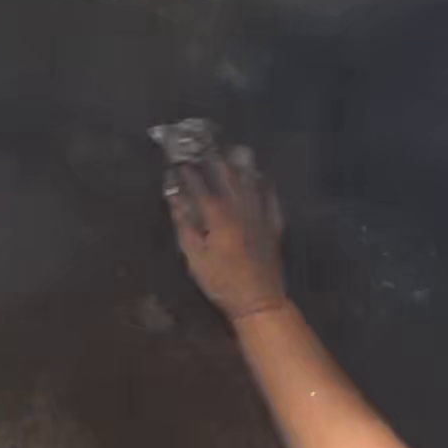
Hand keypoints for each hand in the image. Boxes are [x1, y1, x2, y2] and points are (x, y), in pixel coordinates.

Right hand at [165, 146, 290, 322]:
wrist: (259, 301)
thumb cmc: (220, 280)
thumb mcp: (193, 254)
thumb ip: (184, 223)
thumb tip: (174, 197)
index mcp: (218, 216)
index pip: (200, 187)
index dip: (189, 172)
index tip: (179, 159)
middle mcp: (240, 210)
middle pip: (227, 179)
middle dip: (216, 161)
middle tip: (208, 145)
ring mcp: (260, 217)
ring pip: (251, 184)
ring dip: (241, 166)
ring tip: (236, 150)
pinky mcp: (273, 227)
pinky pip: (271, 200)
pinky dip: (265, 186)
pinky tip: (262, 178)